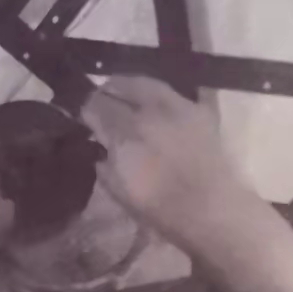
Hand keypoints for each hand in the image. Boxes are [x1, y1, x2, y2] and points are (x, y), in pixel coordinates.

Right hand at [81, 75, 240, 222]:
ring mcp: (178, 106)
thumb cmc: (157, 206)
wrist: (209, 208)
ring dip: (131, 86)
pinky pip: (175, 93)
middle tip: (100, 100)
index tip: (83, 117)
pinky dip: (160, 96)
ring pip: (148, 83)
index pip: (95, 105)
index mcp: (124, 131)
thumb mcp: (117, 188)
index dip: (85, 109)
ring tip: (125, 95)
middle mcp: (149, 111)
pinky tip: (157, 106)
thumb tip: (100, 149)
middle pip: (120, 86)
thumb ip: (103, 163)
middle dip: (106, 91)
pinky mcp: (201, 111)